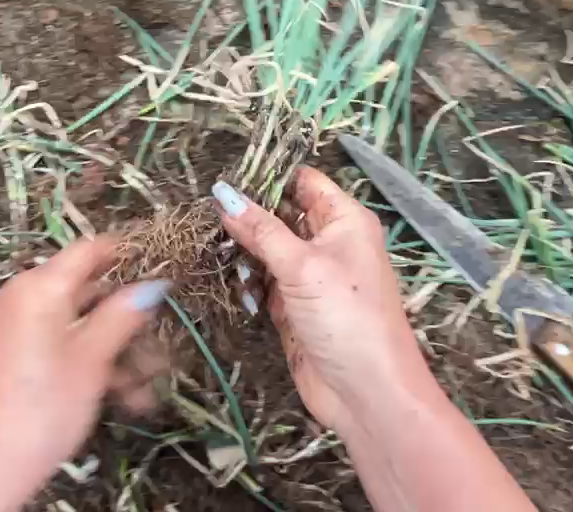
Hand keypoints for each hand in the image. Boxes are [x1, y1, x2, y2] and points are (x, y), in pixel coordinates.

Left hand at [0, 237, 167, 511]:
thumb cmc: (43, 407)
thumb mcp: (92, 361)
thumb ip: (122, 315)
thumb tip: (153, 284)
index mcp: (38, 285)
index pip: (88, 249)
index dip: (125, 253)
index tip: (160, 265)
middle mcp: (23, 294)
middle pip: (85, 289)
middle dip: (126, 316)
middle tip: (162, 338)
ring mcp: (16, 323)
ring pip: (77, 321)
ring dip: (114, 346)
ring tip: (149, 382)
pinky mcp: (14, 351)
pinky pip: (59, 340)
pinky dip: (88, 358)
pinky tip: (123, 394)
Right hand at [212, 167, 430, 438]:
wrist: (368, 397)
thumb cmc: (346, 317)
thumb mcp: (302, 265)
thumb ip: (260, 228)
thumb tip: (222, 192)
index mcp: (343, 220)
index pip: (302, 181)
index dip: (267, 175)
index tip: (225, 175)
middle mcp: (328, 240)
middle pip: (280, 211)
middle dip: (246, 210)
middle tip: (203, 205)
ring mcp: (309, 273)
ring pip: (267, 244)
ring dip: (241, 242)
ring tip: (203, 234)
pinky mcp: (293, 303)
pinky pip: (263, 276)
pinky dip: (244, 273)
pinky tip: (217, 266)